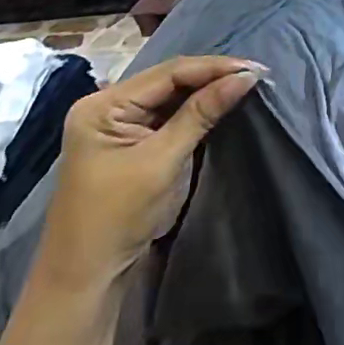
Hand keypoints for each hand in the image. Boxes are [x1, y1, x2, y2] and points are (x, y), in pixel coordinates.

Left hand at [38, 55, 265, 282]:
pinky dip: (198, 106)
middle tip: (256, 74)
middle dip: (214, 75)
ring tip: (247, 82)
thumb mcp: (163, 160)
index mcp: (103, 105)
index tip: (255, 69)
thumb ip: (202, 113)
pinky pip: (171, 111)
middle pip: (171, 78)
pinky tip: (223, 99)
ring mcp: (119, 121)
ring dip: (209, 89)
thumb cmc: (118, 217)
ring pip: (173, 93)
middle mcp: (108, 104)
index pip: (169, 73)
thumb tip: (246, 76)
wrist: (87, 276)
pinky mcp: (133, 138)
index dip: (214, 67)